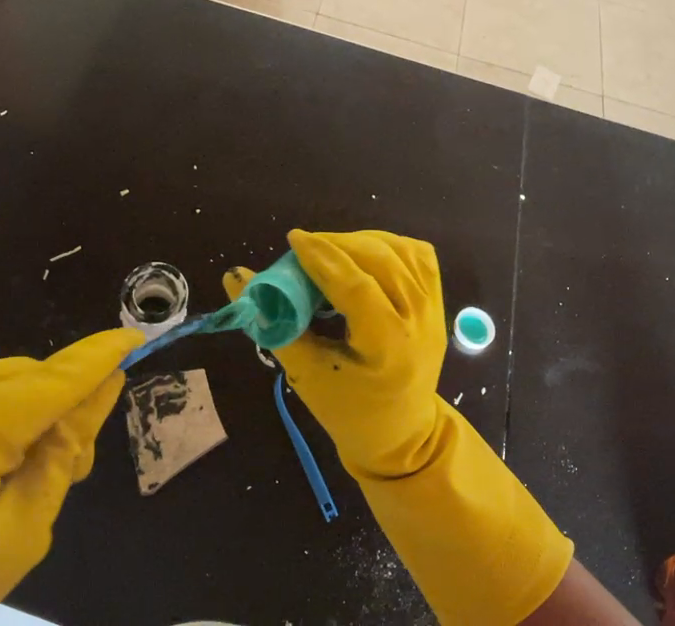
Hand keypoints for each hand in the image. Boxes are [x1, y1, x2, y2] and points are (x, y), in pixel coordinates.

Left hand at [0, 328, 141, 625]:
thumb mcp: (23, 528)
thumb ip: (65, 451)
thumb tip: (103, 388)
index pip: (50, 382)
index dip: (97, 357)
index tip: (137, 335)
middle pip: (27, 376)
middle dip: (66, 401)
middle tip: (82, 461)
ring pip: (0, 380)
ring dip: (33, 405)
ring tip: (39, 465)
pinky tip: (2, 455)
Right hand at [224, 229, 445, 478]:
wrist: (400, 436)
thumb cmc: (347, 410)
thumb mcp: (304, 373)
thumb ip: (272, 323)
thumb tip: (235, 277)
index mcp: (388, 347)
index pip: (357, 287)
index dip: (322, 257)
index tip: (293, 239)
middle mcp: (419, 323)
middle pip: (380, 261)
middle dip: (338, 245)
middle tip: (305, 248)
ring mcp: (435, 311)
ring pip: (401, 251)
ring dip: (362, 241)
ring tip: (330, 250)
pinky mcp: (439, 303)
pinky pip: (419, 256)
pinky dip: (390, 245)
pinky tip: (363, 253)